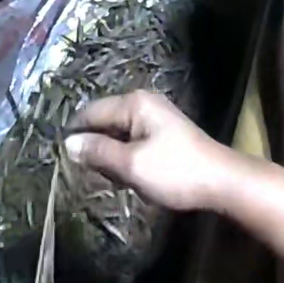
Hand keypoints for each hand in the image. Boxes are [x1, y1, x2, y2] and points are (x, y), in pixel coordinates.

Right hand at [64, 91, 241, 211]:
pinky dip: (126, 158)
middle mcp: (142, 102)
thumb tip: (68, 143)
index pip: (91, 112)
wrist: (220, 180)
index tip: (64, 162)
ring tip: (121, 179)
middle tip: (101, 176)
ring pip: (116, 134)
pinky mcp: (160, 131)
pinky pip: (131, 140)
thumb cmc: (174, 171)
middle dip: (97, 149)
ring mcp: (153, 115)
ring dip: (112, 157)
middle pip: (103, 122)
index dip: (76, 135)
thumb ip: (98, 152)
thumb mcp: (131, 165)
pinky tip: (133, 177)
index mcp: (134, 103)